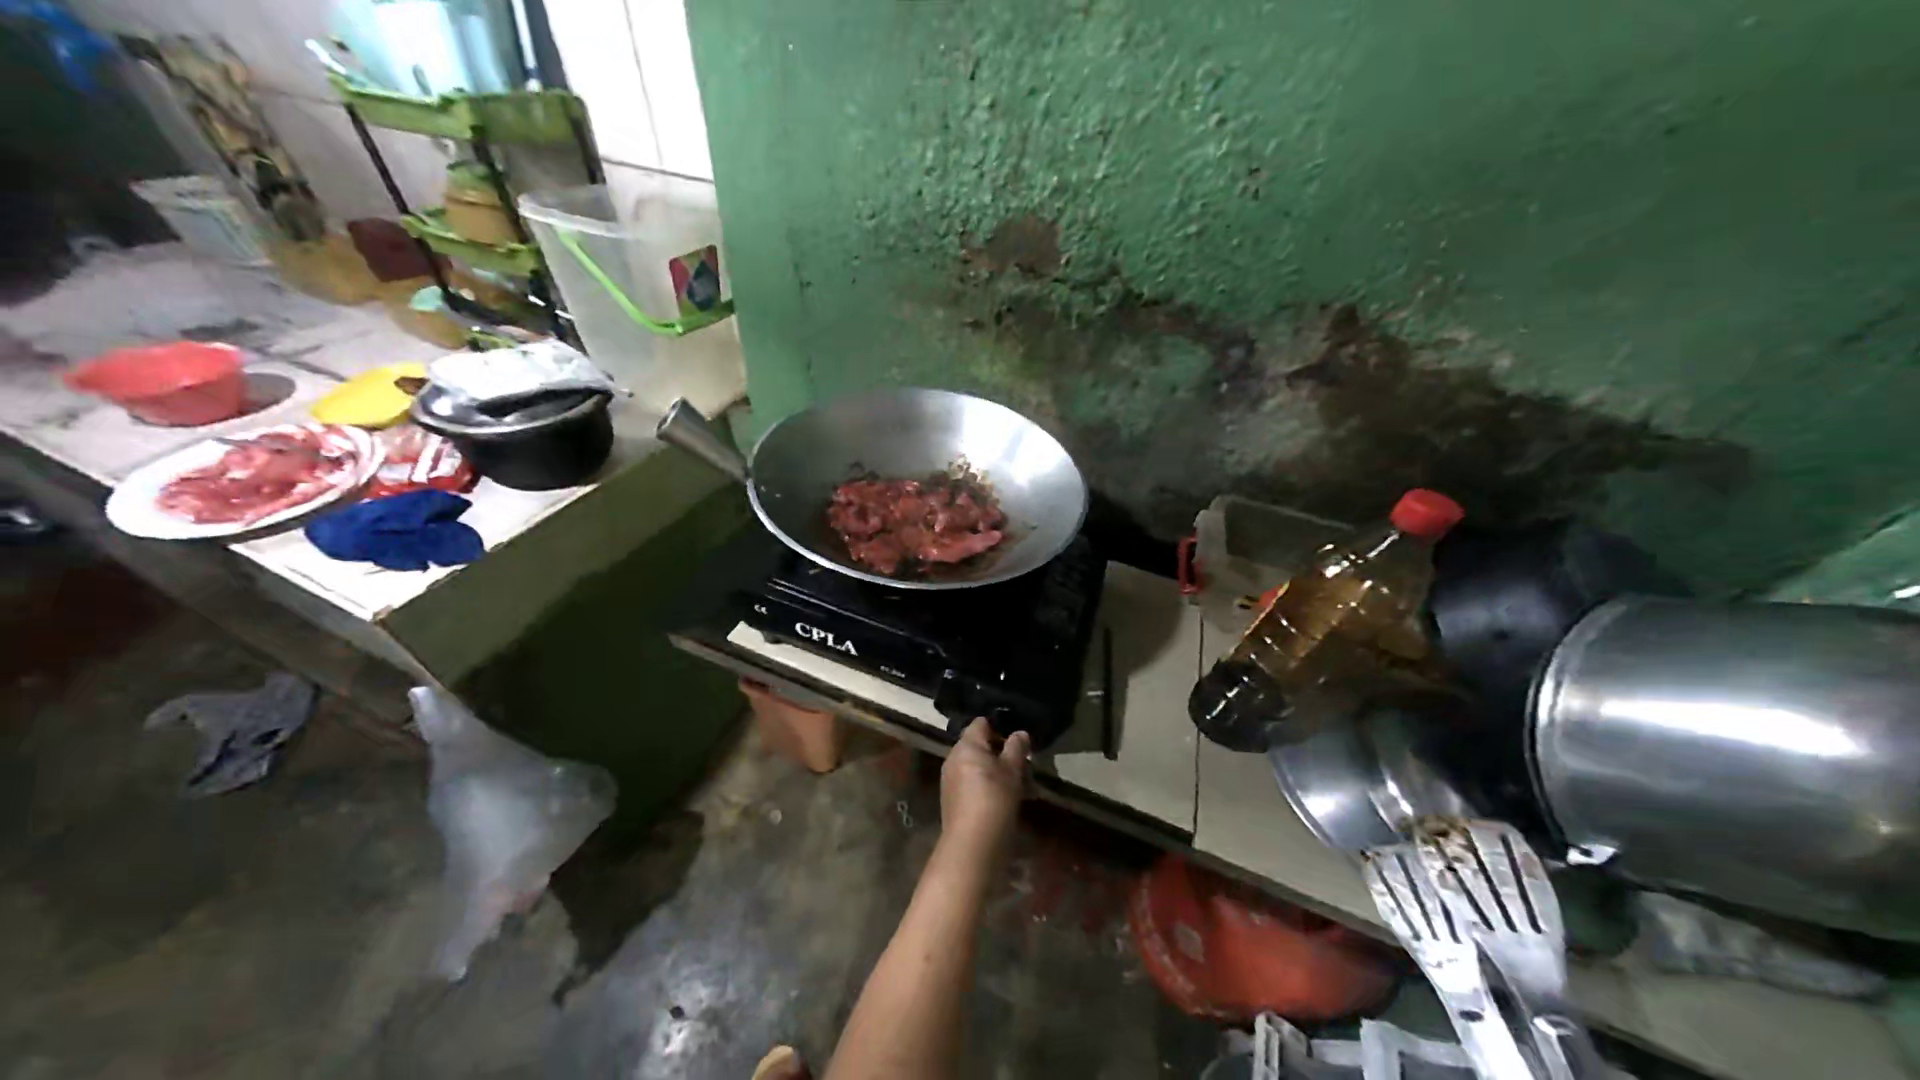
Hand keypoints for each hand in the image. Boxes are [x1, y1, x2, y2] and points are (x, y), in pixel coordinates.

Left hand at [940, 718, 1028, 856]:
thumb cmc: (994, 799)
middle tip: (1026, 766)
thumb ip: (1016, 748)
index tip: (1019, 739)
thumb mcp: (1012, 770)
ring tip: (1025, 787)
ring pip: (979, 767)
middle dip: (1003, 754)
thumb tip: (1020, 733)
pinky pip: (974, 783)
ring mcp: (951, 780)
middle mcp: (954, 758)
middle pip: (980, 746)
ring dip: (1000, 772)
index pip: (981, 723)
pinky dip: (990, 786)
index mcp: (966, 746)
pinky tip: (1010, 800)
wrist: (972, 844)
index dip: (1000, 726)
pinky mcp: (953, 799)